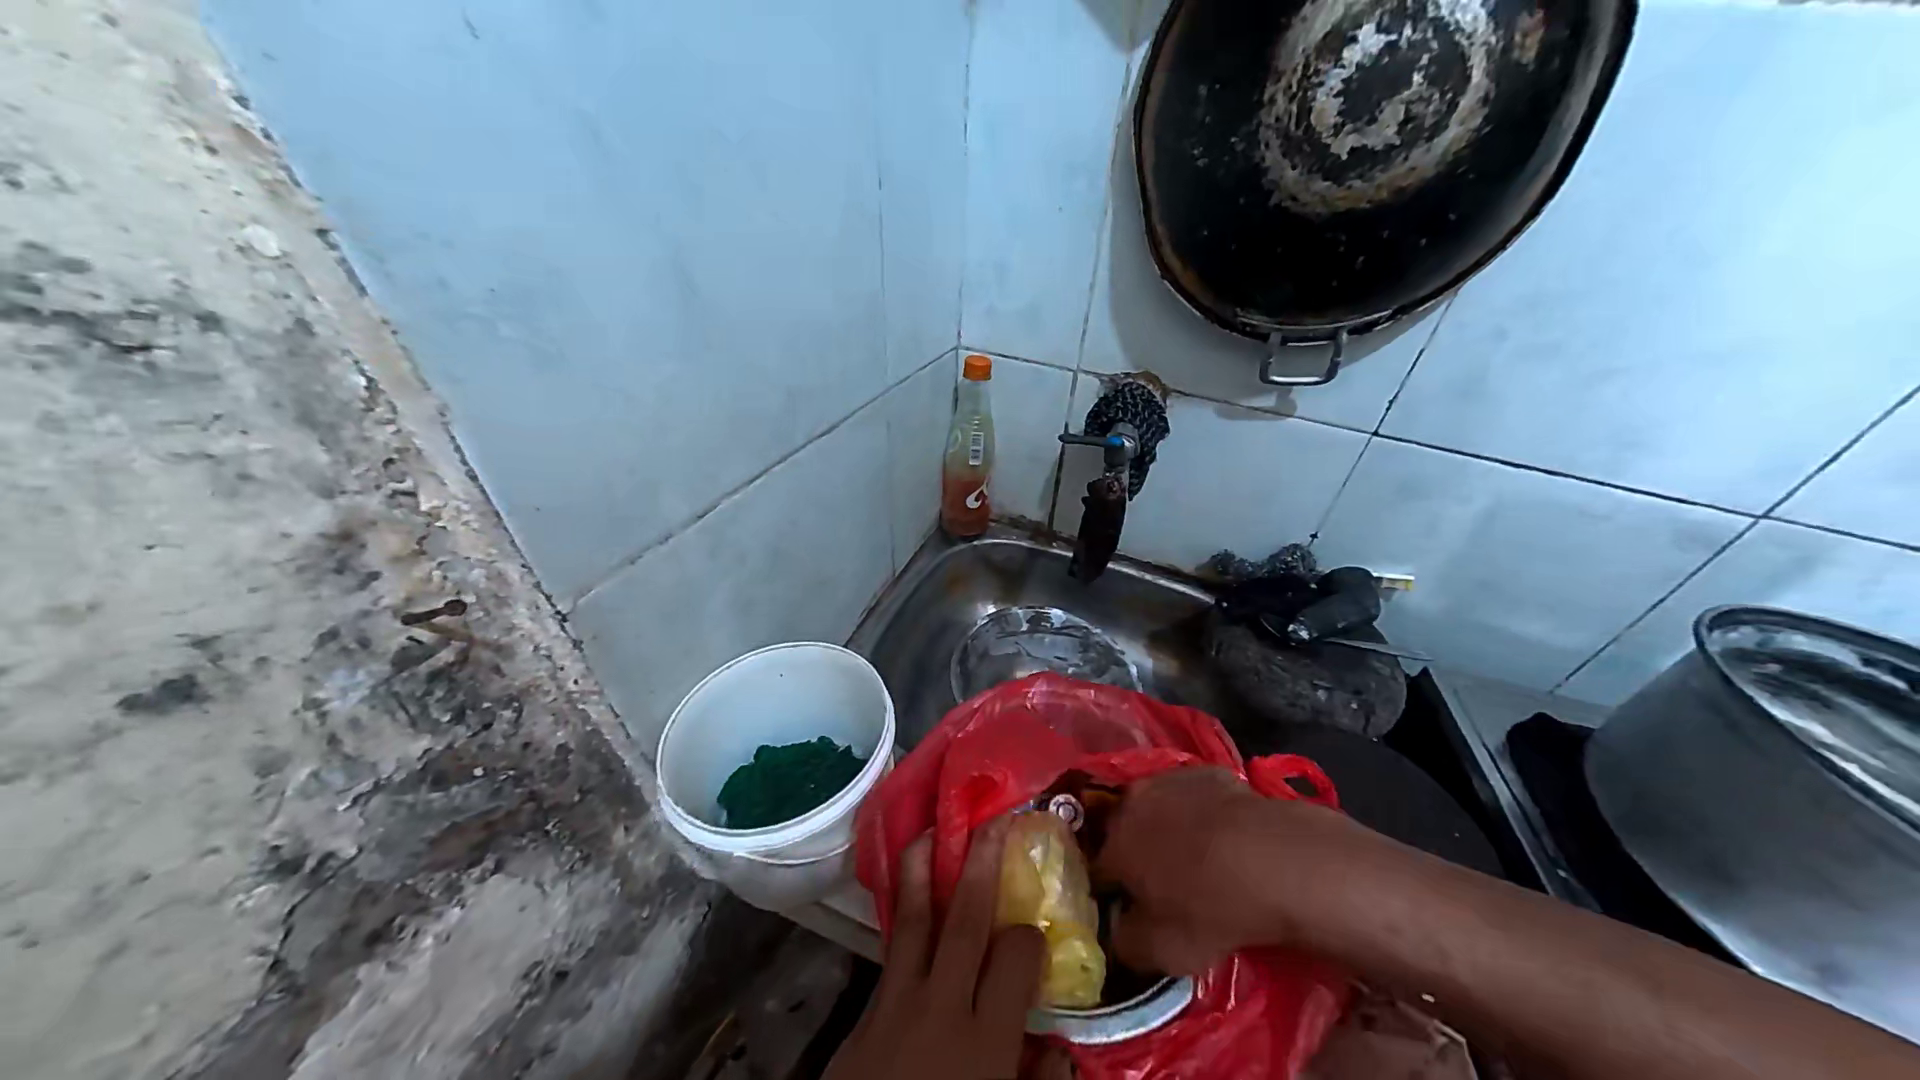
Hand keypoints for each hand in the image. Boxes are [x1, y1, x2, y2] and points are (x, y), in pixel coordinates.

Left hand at [825, 816, 1045, 1079]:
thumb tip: (1058, 1049)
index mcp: (984, 1040)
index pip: (1017, 959)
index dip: (1031, 936)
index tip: (1036, 931)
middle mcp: (941, 1007)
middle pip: (966, 921)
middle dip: (982, 866)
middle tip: (995, 821)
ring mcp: (896, 1003)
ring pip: (913, 920)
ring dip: (923, 870)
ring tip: (931, 829)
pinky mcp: (865, 1011)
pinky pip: (890, 948)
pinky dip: (900, 914)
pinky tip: (906, 893)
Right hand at [1094, 765, 1350, 975]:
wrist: (1277, 860)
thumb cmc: (1213, 908)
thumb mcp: (1163, 952)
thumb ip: (1126, 942)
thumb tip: (1117, 930)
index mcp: (1113, 845)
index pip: (1097, 870)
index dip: (1110, 890)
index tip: (1128, 907)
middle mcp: (1131, 803)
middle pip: (1124, 830)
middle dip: (1136, 851)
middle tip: (1161, 880)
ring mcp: (1169, 779)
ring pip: (1156, 807)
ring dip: (1165, 826)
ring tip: (1194, 854)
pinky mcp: (1206, 771)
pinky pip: (1192, 795)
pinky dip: (1200, 811)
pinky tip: (1224, 833)